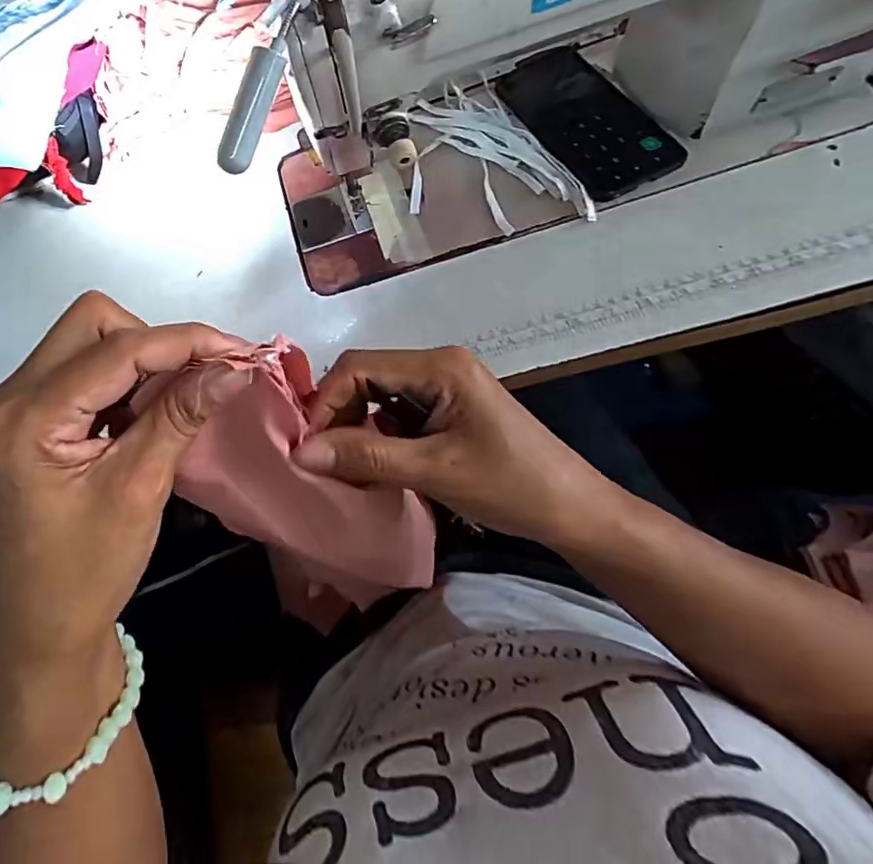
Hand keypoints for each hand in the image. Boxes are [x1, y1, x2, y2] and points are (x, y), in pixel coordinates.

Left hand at [0, 292, 252, 664]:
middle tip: (196, 381)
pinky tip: (148, 413)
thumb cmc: (88, 570)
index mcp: (30, 418)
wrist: (45, 627)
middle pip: (93, 323)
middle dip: (155, 342)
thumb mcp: (141, 488)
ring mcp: (19, 405)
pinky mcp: (33, 416)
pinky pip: (86, 368)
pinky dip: (126, 379)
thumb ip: (182, 415)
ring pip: (90, 339)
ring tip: (176, 402)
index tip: (240, 351)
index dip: (186, 342)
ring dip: (142, 359)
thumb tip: (234, 368)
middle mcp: (13, 396)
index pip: (119, 349)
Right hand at [291, 347, 617, 549]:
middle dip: (340, 416)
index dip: (326, 402)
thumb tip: (301, 452)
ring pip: (380, 396)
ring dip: (359, 429)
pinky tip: (378, 467)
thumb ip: (366, 457)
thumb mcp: (433, 471)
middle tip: (326, 461)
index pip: (359, 366)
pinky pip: (400, 413)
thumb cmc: (509, 485)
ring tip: (349, 469)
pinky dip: (381, 437)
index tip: (310, 448)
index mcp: (439, 366)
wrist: (571, 509)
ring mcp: (446, 386)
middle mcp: (439, 364)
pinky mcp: (450, 408)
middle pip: (367, 376)